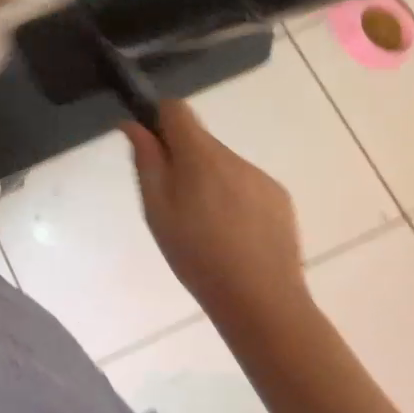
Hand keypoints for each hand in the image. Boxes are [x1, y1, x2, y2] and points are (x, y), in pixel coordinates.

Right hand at [121, 99, 306, 318]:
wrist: (263, 303)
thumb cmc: (196, 255)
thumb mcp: (156, 209)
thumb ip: (146, 161)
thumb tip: (132, 124)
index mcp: (200, 156)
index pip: (176, 109)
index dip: (158, 120)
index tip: (151, 149)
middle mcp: (233, 158)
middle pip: (199, 139)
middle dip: (182, 159)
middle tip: (173, 201)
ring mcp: (261, 179)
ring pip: (222, 164)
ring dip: (208, 179)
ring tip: (204, 224)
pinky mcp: (281, 200)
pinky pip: (245, 184)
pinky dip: (232, 197)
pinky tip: (231, 234)